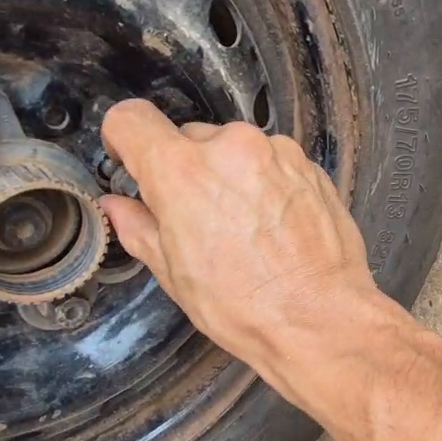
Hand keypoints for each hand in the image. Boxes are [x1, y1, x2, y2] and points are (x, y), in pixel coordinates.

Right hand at [95, 100, 383, 375]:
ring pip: (235, 151)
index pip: (132, 119)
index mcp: (183, 170)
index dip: (124, 141)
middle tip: (198, 220)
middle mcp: (232, 147)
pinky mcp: (311, 168)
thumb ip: (140, 227)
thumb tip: (118, 206)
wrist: (322, 321)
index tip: (132, 163)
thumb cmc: (245, 307)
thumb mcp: (175, 274)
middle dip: (186, 171)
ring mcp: (278, 153)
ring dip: (231, 177)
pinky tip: (274, 228)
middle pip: (189, 138)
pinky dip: (267, 186)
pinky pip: (274, 164)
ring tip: (245, 230)